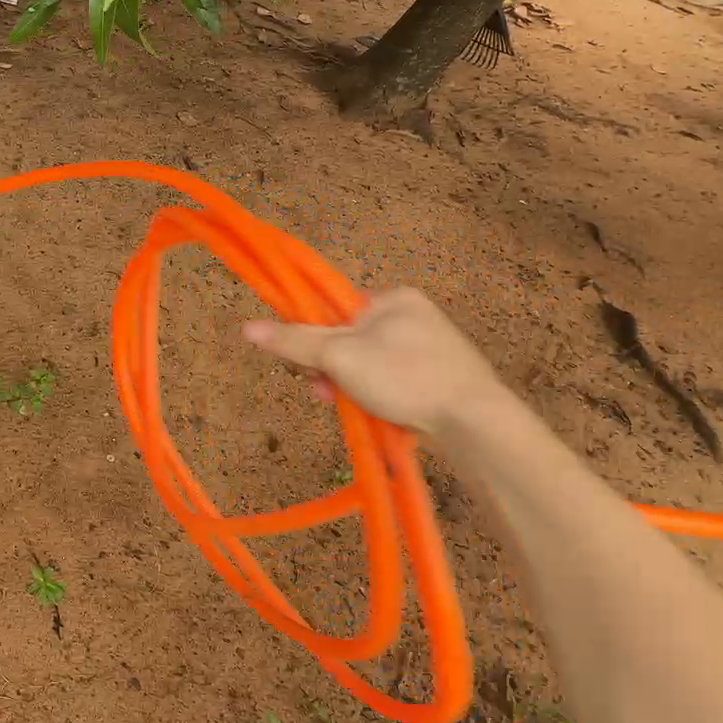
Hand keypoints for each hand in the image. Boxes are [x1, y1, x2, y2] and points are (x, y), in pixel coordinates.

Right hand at [241, 287, 503, 435]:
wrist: (475, 423)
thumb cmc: (404, 377)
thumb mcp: (339, 356)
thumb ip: (293, 340)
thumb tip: (246, 327)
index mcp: (393, 299)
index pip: (333, 307)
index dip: (310, 332)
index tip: (304, 357)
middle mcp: (412, 317)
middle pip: (344, 337)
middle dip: (326, 364)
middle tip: (322, 387)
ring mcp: (426, 348)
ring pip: (361, 361)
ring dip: (343, 382)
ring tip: (341, 403)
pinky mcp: (435, 377)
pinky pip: (384, 378)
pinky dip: (367, 393)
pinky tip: (363, 409)